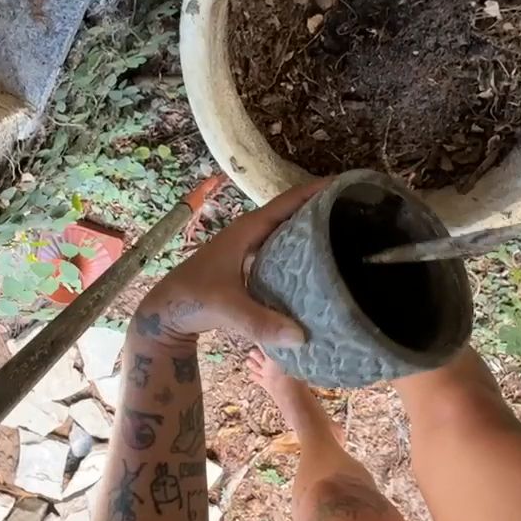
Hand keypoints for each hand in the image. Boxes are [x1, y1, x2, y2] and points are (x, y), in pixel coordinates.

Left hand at [134, 179, 327, 351]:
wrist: (165, 313)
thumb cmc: (192, 300)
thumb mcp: (228, 309)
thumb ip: (262, 322)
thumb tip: (302, 336)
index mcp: (246, 230)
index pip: (287, 202)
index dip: (315, 191)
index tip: (346, 185)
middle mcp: (249, 233)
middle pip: (290, 212)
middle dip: (320, 207)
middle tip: (355, 209)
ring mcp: (247, 248)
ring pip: (285, 231)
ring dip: (309, 228)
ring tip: (344, 231)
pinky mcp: (247, 264)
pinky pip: (280, 249)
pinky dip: (298, 249)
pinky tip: (316, 263)